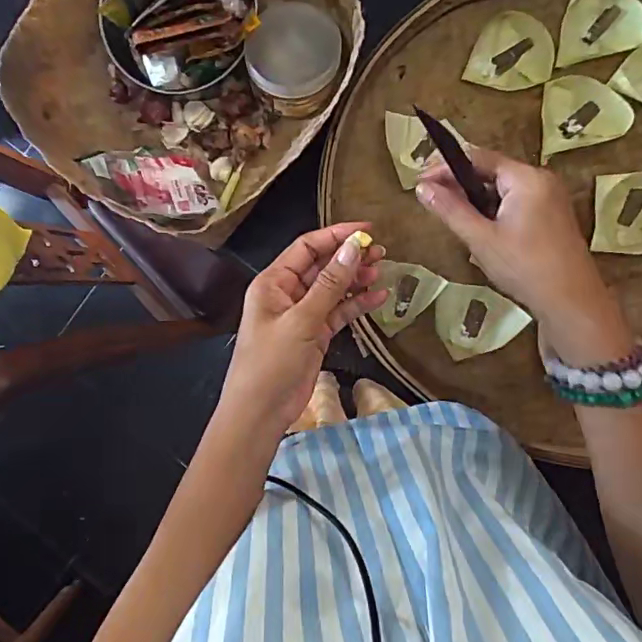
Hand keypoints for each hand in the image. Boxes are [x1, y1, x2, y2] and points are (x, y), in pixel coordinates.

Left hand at [216, 222, 387, 438]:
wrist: (260, 411)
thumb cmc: (271, 362)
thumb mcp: (301, 320)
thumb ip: (330, 284)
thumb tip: (353, 248)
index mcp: (273, 282)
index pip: (307, 247)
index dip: (336, 235)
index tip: (366, 229)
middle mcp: (287, 294)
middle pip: (322, 266)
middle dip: (349, 257)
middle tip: (381, 252)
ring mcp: (302, 315)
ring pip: (333, 289)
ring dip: (356, 279)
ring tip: (382, 271)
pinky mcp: (314, 335)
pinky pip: (338, 312)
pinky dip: (356, 305)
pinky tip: (378, 297)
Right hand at [416, 149, 633, 362]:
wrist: (571, 302)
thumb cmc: (524, 267)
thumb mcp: (481, 239)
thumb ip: (451, 209)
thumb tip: (422, 187)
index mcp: (526, 178)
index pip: (478, 157)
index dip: (446, 167)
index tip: (421, 181)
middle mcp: (542, 180)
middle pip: (492, 173)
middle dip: (462, 188)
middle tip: (435, 205)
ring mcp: (551, 199)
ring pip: (503, 192)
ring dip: (478, 204)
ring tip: (456, 224)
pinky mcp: (553, 217)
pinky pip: (517, 205)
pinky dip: (496, 215)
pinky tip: (483, 237)